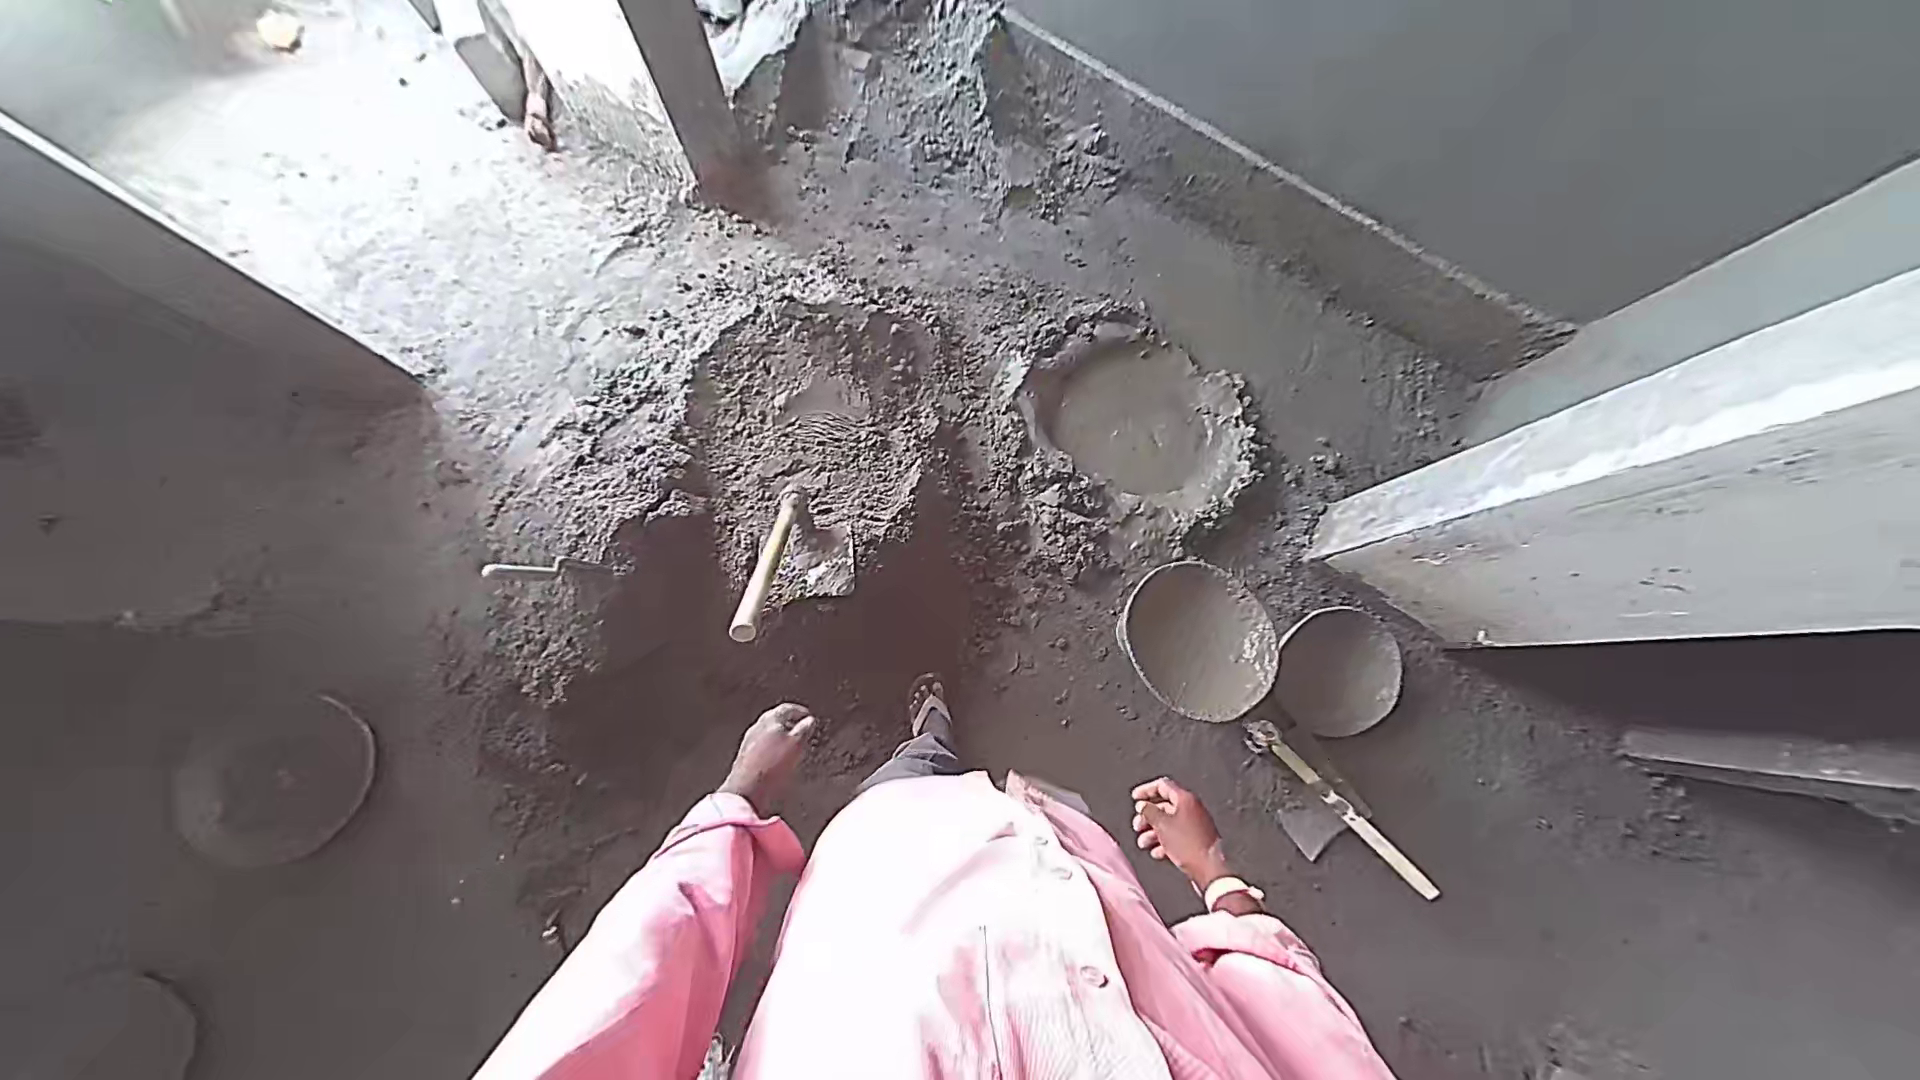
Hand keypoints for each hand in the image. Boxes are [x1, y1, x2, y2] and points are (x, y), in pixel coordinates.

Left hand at [719, 703, 816, 812]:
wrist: (746, 790)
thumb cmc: (772, 766)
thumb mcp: (797, 744)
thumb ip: (805, 729)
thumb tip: (810, 721)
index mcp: (770, 719)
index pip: (787, 708)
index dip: (800, 712)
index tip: (808, 717)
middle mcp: (757, 727)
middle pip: (776, 719)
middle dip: (790, 723)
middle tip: (802, 729)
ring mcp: (749, 742)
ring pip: (769, 733)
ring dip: (781, 736)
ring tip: (792, 745)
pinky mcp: (744, 757)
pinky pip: (762, 747)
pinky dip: (773, 748)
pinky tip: (778, 758)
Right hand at [1132, 776, 1231, 888]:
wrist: (1211, 871)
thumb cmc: (1187, 844)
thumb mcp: (1162, 825)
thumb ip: (1149, 811)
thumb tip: (1142, 805)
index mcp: (1185, 799)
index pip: (1162, 785)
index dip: (1146, 790)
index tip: (1134, 798)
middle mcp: (1191, 809)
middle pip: (1163, 805)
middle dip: (1147, 816)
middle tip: (1137, 826)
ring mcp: (1195, 825)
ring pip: (1168, 822)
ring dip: (1152, 832)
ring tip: (1143, 843)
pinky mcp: (1196, 840)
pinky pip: (1176, 836)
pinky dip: (1164, 842)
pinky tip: (1156, 852)